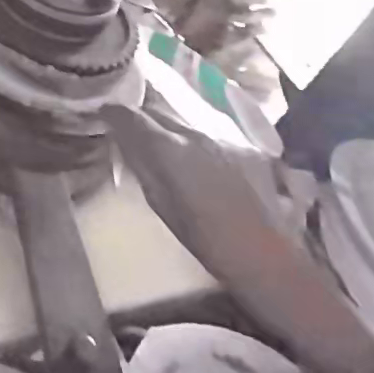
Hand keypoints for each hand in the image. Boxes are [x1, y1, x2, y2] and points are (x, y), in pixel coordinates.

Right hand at [104, 91, 373, 372]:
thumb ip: (142, 166)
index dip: (112, 112)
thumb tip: (124, 140)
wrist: (272, 263)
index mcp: (170, 148)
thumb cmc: (207, 242)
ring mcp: (221, 138)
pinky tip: (187, 156)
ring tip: (153, 138)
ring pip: (181, 119)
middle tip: (124, 125)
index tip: (101, 113)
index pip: (130, 115)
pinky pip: (203, 133)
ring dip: (164, 125)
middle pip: (157, 109)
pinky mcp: (242, 148)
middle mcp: (195, 133)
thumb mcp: (161, 205)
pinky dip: (187, 138)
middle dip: (138, 114)